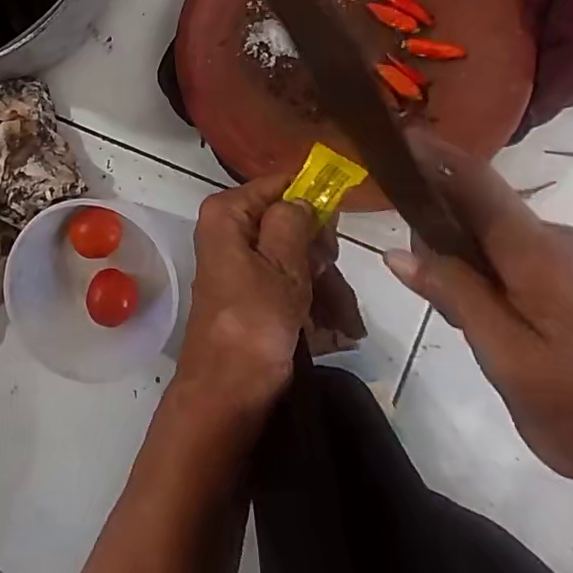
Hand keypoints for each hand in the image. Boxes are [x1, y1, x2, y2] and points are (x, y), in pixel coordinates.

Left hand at [174, 173, 323, 411]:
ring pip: (299, 259)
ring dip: (327, 289)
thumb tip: (301, 196)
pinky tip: (336, 332)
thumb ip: (293, 224)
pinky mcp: (254, 293)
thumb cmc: (253, 322)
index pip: (277, 185)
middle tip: (331, 281)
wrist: (229, 387)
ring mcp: (242, 264)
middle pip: (292, 224)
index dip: (314, 197)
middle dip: (321, 256)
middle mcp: (230, 231)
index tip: (345, 219)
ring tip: (342, 322)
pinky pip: (293, 286)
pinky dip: (316, 306)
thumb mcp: (281, 267)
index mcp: (227, 215)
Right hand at [385, 130, 572, 484]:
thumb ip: (453, 295)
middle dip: (438, 229)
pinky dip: (483, 266)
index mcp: (546, 254)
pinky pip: (512, 250)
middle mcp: (567, 241)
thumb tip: (398, 253)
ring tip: (459, 310)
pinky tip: (482, 309)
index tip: (393, 134)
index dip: (435, 157)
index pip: (479, 186)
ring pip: (492, 234)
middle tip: (421, 279)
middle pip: (479, 211)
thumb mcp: (503, 355)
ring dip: (461, 255)